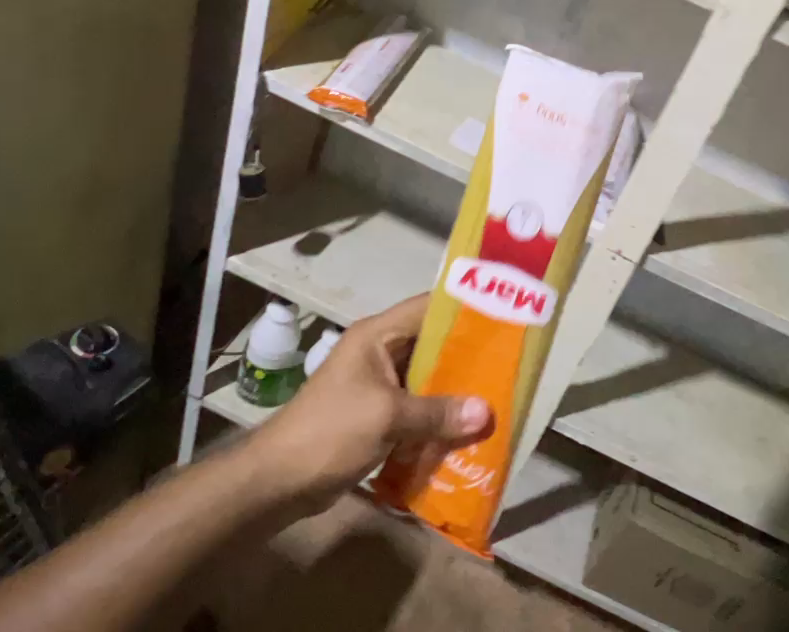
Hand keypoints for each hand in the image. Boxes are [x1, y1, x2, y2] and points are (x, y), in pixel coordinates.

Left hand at [244, 295, 491, 514]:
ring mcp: (378, 385)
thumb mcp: (387, 417)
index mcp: (376, 335)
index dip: (464, 309)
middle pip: (432, 344)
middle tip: (510, 360)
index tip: (504, 314)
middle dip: (468, 355)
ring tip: (498, 394)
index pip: (427, 308)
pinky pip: (418, 407)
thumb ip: (438, 412)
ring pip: (427, 378)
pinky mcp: (378, 415)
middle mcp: (380, 352)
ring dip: (456, 389)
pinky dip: (440, 416)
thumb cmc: (330, 431)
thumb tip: (487, 412)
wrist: (278, 480)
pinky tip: (469, 428)